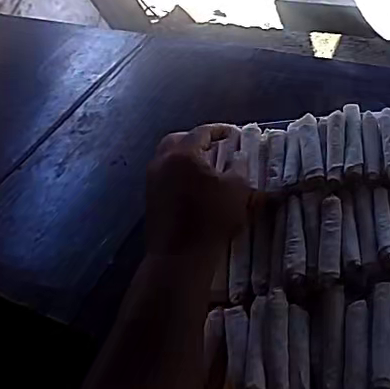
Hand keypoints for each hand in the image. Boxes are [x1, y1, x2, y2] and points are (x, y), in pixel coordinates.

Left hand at [144, 124, 248, 262]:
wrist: (179, 257)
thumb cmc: (211, 219)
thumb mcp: (237, 190)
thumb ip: (239, 168)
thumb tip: (237, 158)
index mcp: (183, 154)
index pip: (202, 132)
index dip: (220, 130)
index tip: (234, 134)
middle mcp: (162, 161)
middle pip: (178, 140)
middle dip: (197, 140)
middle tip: (216, 146)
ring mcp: (152, 180)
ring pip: (168, 157)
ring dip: (187, 157)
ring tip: (207, 166)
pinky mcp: (150, 198)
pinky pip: (165, 174)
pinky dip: (179, 172)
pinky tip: (195, 185)